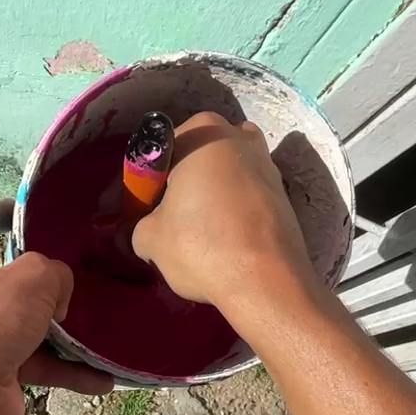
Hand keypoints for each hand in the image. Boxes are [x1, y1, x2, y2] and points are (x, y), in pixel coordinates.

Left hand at [0, 199, 112, 414]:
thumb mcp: (33, 276)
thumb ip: (55, 271)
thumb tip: (58, 295)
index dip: (11, 212)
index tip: (42, 211)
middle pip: (8, 275)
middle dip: (46, 278)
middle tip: (85, 269)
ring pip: (24, 322)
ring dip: (63, 331)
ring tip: (104, 324)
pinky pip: (34, 362)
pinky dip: (66, 369)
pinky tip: (103, 376)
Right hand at [131, 112, 317, 318]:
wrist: (265, 281)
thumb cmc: (200, 246)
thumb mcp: (148, 238)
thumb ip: (140, 224)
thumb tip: (148, 228)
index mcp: (202, 133)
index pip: (156, 153)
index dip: (139, 186)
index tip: (132, 211)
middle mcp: (239, 136)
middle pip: (193, 160)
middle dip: (176, 185)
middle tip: (161, 219)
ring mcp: (267, 163)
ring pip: (221, 177)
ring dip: (205, 197)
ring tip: (192, 231)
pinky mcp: (282, 194)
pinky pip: (243, 197)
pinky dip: (228, 212)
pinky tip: (219, 240)